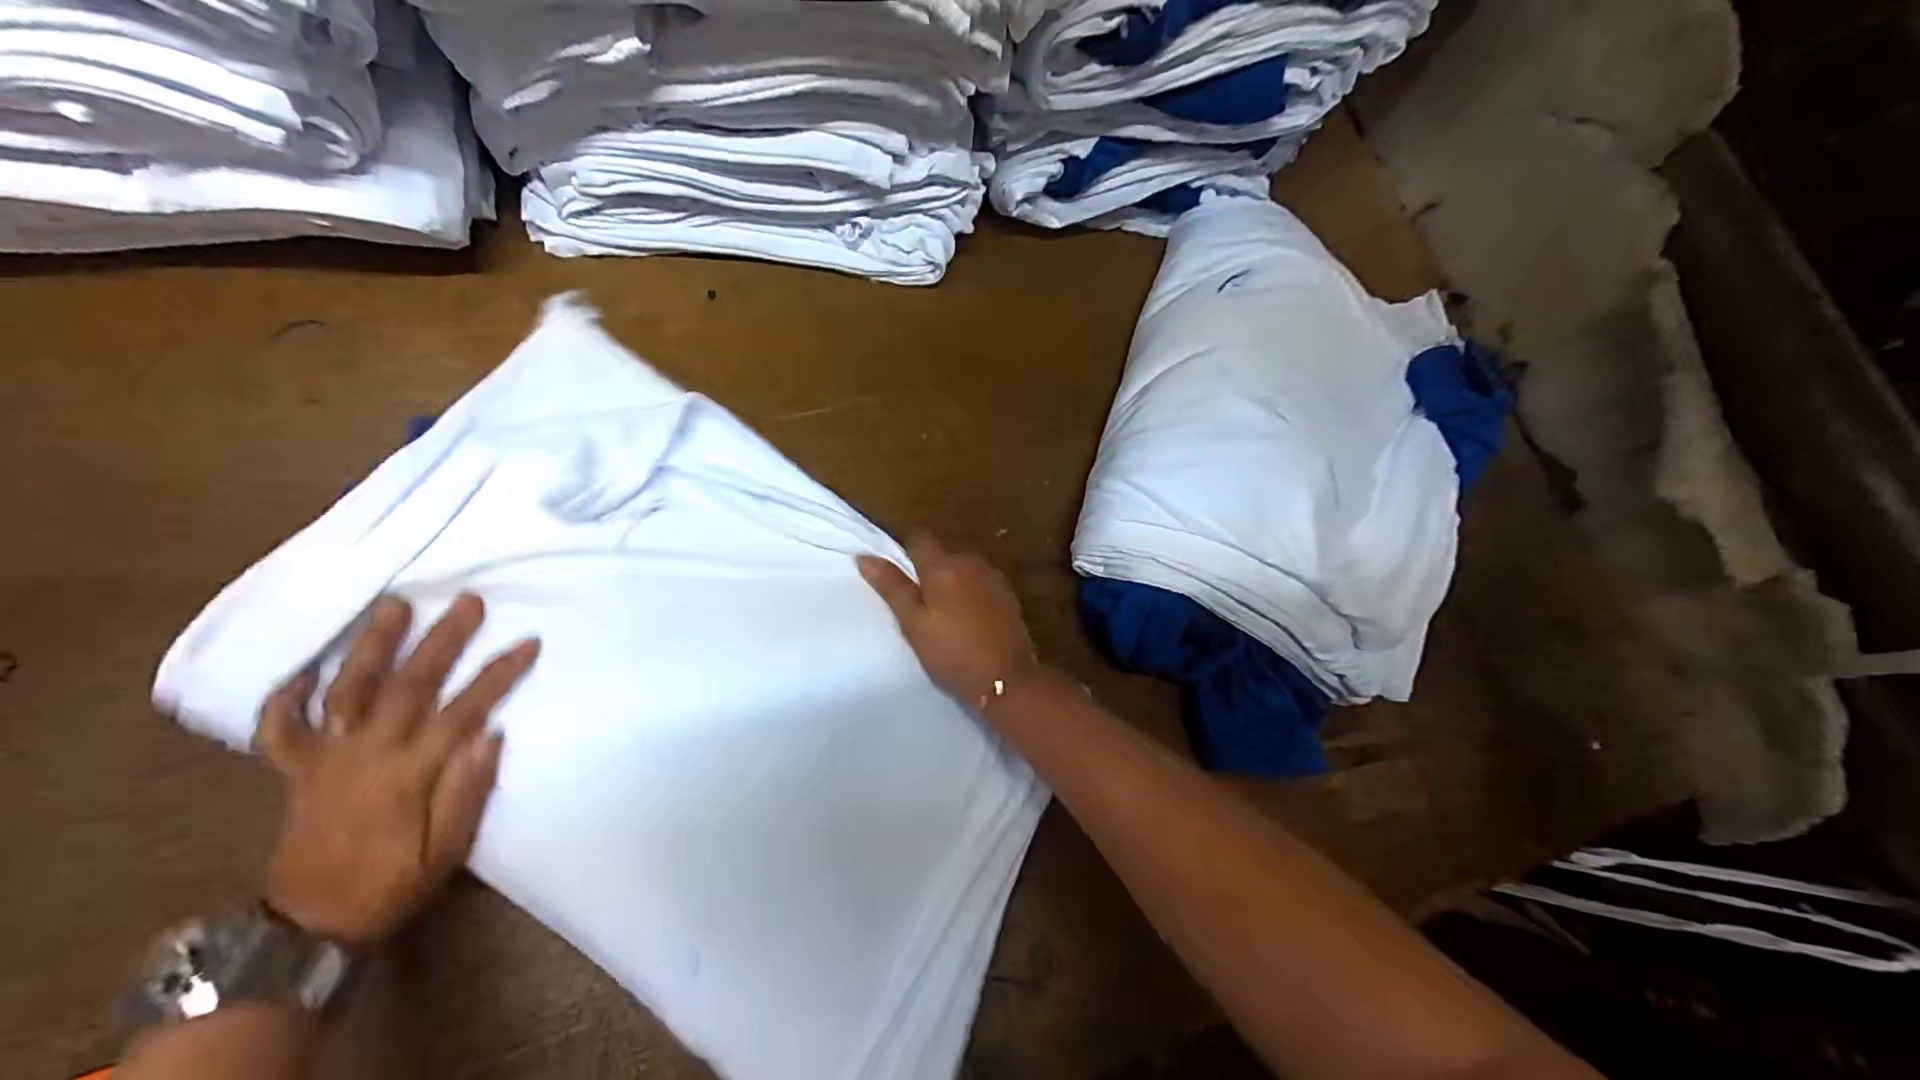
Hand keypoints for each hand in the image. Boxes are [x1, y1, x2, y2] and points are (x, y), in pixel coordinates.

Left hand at [253, 594, 538, 944]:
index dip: (498, 674)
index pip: (463, 710)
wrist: (310, 923)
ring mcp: (325, 759)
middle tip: (467, 602)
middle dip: (442, 640)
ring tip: (394, 605)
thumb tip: (491, 735)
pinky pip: (281, 729)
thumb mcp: (446, 850)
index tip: (528, 643)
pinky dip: (286, 697)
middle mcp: (365, 754)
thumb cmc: (393, 884)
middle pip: (408, 685)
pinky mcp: (296, 770)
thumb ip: (467, 791)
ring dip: (371, 645)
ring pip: (348, 690)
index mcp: (408, 773)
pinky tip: (303, 668)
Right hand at [858, 531, 1038, 705]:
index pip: (918, 537)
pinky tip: (967, 620)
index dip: (904, 550)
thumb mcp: (914, 624)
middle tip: (917, 605)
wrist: (1007, 679)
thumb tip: (865, 556)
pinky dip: (970, 593)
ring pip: (962, 568)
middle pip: (941, 553)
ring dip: (950, 582)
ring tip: (942, 615)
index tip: (896, 575)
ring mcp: (993, 577)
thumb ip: (892, 587)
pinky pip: (980, 583)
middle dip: (928, 570)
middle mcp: (970, 562)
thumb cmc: (952, 654)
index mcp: (943, 565)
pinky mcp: (1008, 594)